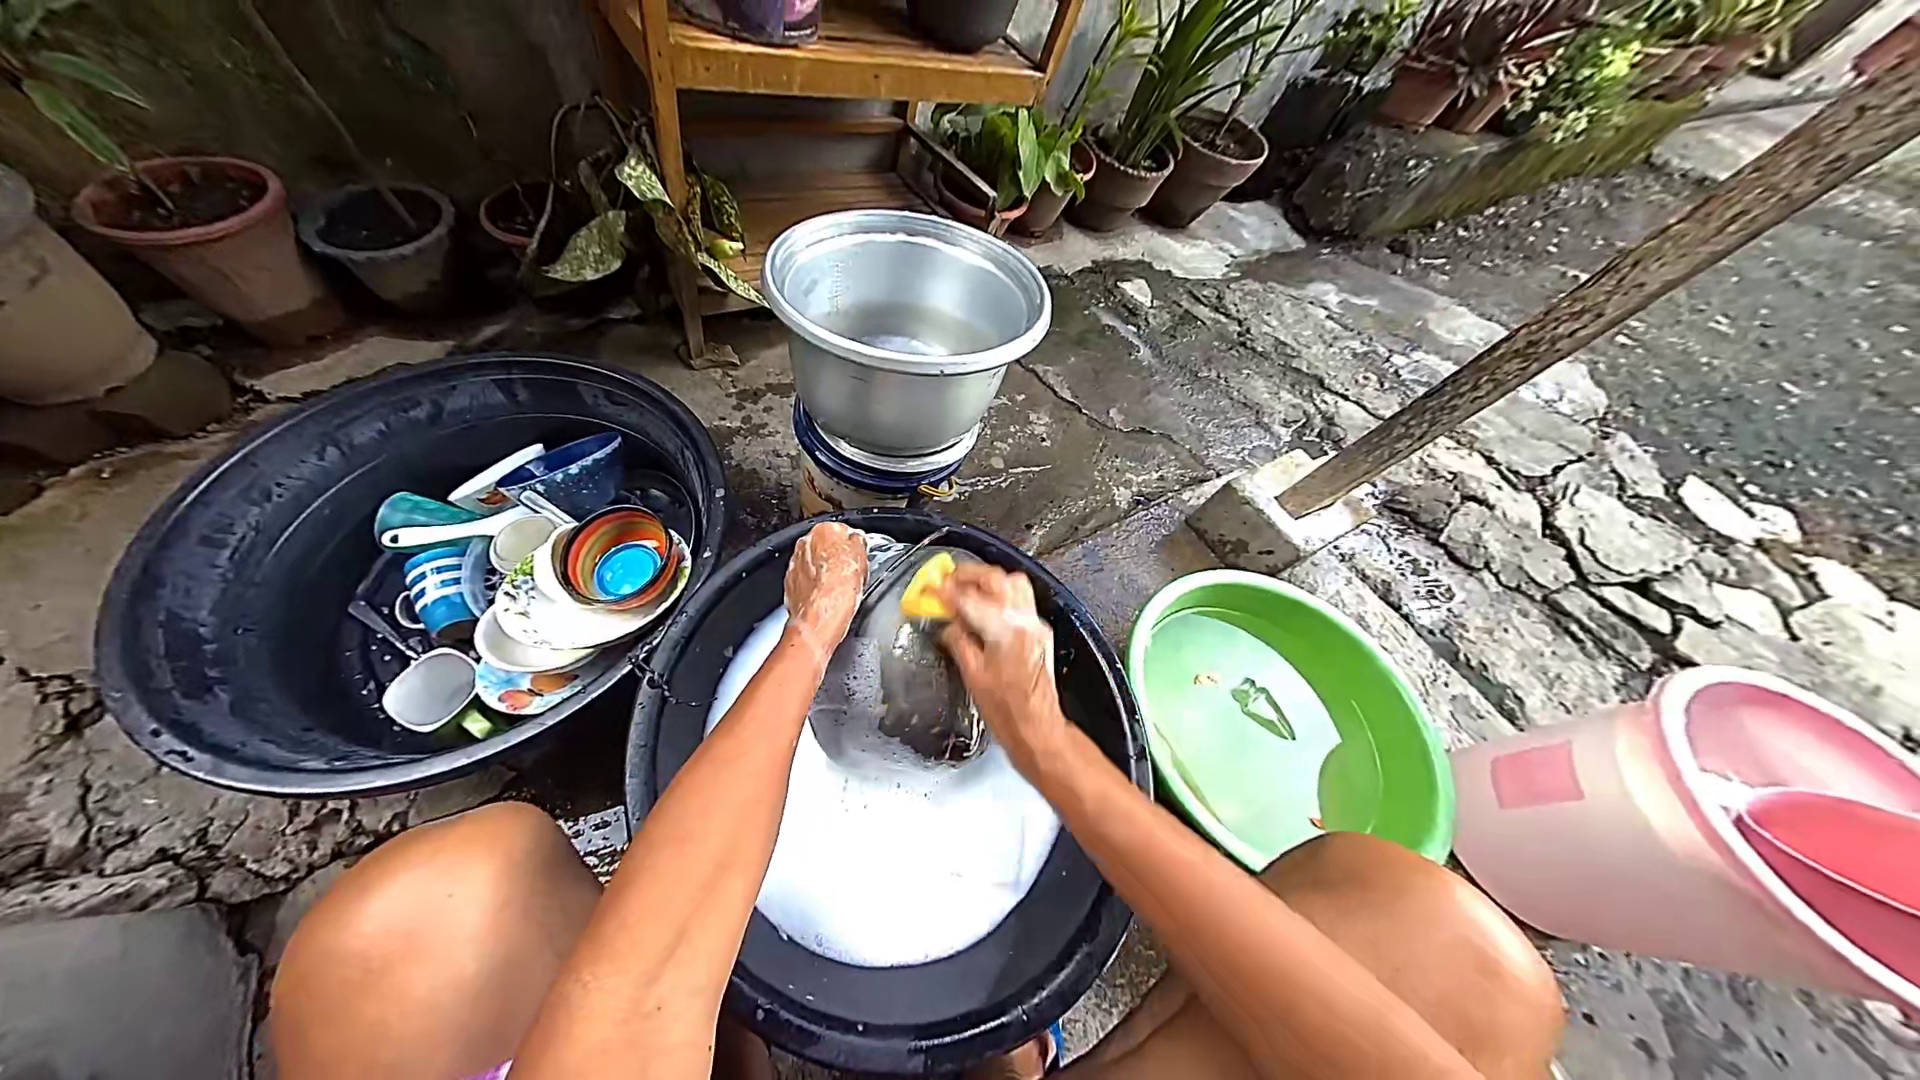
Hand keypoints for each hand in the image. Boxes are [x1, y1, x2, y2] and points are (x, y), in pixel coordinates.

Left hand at [784, 523, 866, 662]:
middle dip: (835, 556)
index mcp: (824, 530)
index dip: (853, 544)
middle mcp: (805, 543)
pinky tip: (827, 595)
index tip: (859, 553)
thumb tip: (857, 540)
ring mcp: (795, 563)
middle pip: (825, 545)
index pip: (842, 530)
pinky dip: (815, 586)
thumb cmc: (839, 589)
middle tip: (850, 571)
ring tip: (839, 586)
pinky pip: (805, 579)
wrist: (819, 617)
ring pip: (814, 562)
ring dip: (824, 571)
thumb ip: (858, 542)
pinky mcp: (790, 583)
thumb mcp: (862, 558)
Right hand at [937, 562, 1069, 775]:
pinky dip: (1000, 597)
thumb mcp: (973, 675)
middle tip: (947, 580)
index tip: (932, 586)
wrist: (1037, 728)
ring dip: (987, 581)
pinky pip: (1020, 600)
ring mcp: (1035, 625)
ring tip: (965, 589)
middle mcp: (1025, 622)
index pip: (971, 598)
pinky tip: (985, 609)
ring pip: (1013, 584)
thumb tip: (949, 625)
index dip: (947, 590)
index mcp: (1005, 631)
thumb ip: (959, 641)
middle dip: (969, 575)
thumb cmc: (1008, 711)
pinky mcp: (1039, 632)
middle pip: (997, 579)